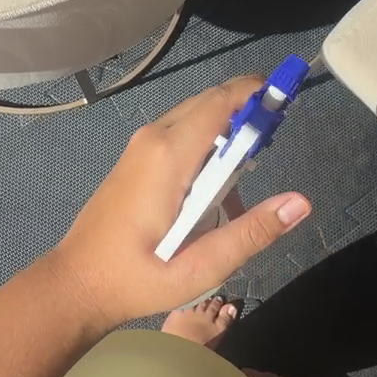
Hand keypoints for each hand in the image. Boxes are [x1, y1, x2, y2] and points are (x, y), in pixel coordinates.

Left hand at [38, 77, 312, 327]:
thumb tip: (300, 202)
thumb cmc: (137, 278)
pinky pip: (181, 133)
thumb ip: (251, 232)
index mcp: (169, 156)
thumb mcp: (200, 267)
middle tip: (276, 136)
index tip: (287, 95)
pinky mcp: (136, 157)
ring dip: (228, 129)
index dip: (256, 92)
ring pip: (195, 116)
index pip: (220, 102)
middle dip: (247, 110)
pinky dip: (208, 143)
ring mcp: (141, 145)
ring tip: (250, 167)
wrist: (75, 284)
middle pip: (210, 103)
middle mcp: (154, 138)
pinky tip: (217, 186)